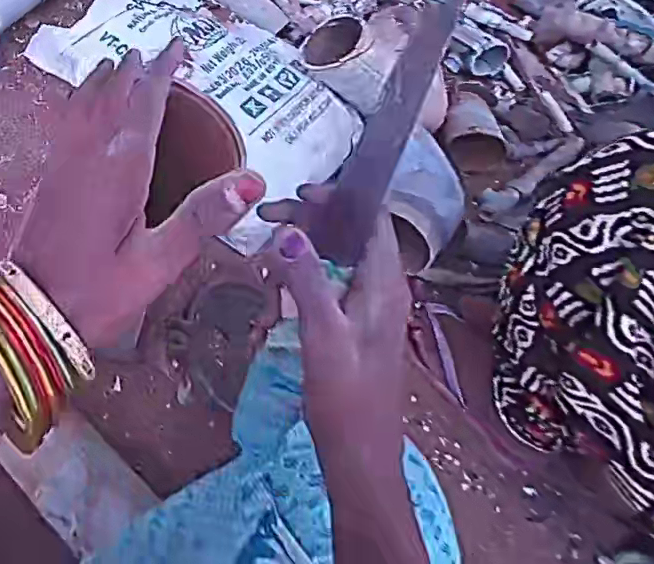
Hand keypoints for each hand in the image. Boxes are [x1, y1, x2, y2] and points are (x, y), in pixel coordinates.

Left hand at [13, 44, 265, 348]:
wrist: (27, 313)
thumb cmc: (98, 292)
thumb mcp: (158, 262)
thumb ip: (201, 217)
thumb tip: (252, 180)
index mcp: (122, 165)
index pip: (146, 103)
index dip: (163, 71)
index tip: (176, 46)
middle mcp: (91, 151)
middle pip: (114, 93)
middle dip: (135, 68)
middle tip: (154, 52)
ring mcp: (65, 159)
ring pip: (86, 101)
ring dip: (105, 78)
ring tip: (119, 61)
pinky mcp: (50, 173)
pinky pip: (68, 118)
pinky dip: (81, 97)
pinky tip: (81, 102)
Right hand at [260, 192, 411, 463]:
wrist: (360, 460)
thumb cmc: (347, 399)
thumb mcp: (322, 334)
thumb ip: (308, 278)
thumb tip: (289, 230)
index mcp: (385, 283)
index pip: (372, 216)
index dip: (340, 196)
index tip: (299, 194)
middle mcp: (382, 286)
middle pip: (348, 231)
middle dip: (309, 220)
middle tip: (268, 220)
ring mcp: (369, 304)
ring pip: (335, 256)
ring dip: (301, 249)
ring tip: (267, 253)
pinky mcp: (355, 321)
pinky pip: (329, 281)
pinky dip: (303, 274)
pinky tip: (277, 287)